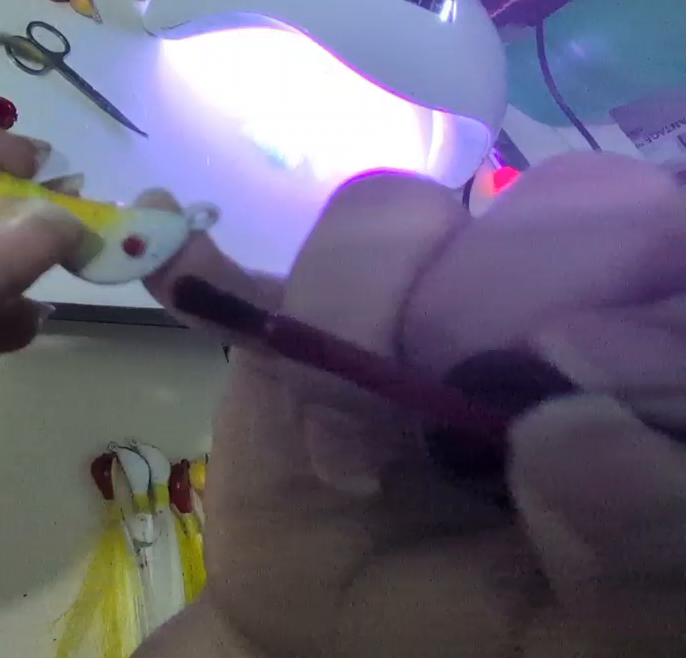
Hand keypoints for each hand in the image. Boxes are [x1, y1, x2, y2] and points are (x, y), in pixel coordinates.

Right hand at [139, 154, 685, 657]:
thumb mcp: (619, 639)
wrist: (341, 636)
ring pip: (391, 212)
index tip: (571, 373)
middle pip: (561, 204)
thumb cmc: (499, 641)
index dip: (643, 291)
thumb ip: (649, 553)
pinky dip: (200, 268)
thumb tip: (575, 426)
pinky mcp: (279, 306)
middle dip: (485, 312)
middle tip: (445, 428)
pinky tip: (179, 279)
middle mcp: (545, 304)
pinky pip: (227, 254)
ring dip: (345, 316)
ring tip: (339, 435)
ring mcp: (398, 294)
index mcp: (651, 366)